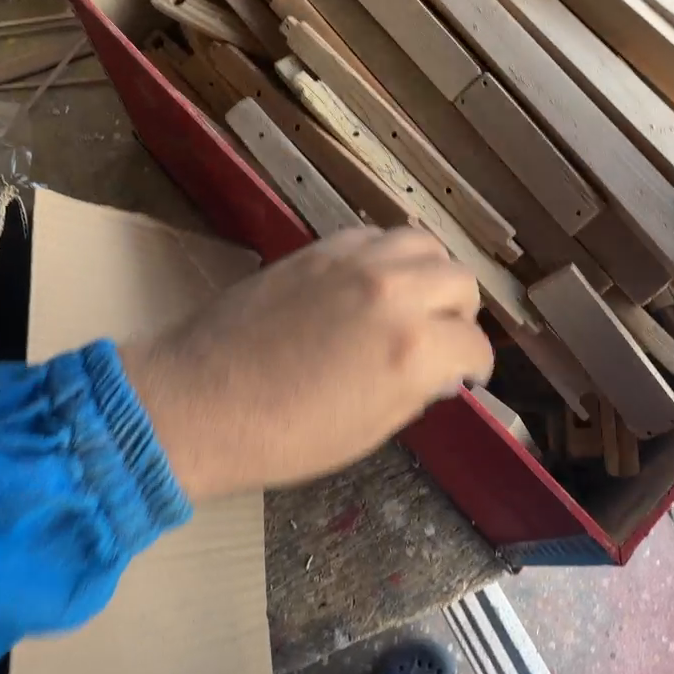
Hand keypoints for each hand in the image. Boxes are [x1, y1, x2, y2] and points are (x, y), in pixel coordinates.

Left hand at [119, 227, 493, 500]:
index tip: (463, 377)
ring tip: (410, 301)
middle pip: (461, 280)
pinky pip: (375, 235)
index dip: (474, 368)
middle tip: (439, 338)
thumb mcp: (372, 428)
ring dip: (429, 274)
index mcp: (414, 349)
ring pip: (423, 243)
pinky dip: (386, 257)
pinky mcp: (320, 246)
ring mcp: (356, 260)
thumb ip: (419, 388)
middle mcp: (395, 291)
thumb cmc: (285, 437)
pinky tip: (369, 282)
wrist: (199, 402)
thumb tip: (441, 369)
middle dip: (459, 315)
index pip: (474, 345)